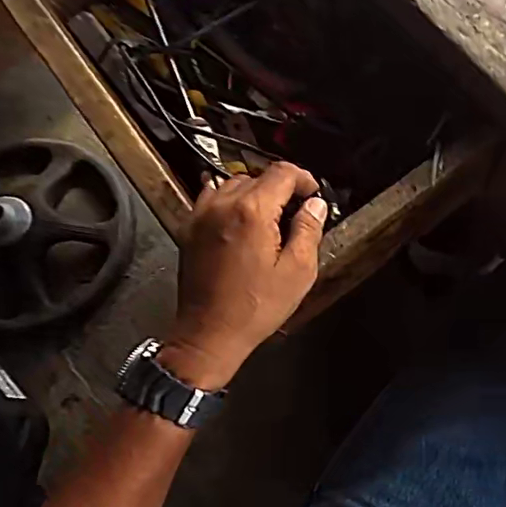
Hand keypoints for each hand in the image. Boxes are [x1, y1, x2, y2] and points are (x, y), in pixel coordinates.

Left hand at [163, 162, 326, 388]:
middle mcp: (222, 205)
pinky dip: (232, 203)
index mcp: (252, 212)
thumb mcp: (298, 271)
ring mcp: (201, 216)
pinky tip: (244, 224)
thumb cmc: (254, 308)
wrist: (210, 333)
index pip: (282, 173)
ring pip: (234, 184)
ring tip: (271, 220)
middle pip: (258, 176)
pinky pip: (213, 199)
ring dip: (256, 194)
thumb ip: (309, 230)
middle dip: (282, 189)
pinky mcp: (190, 229)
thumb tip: (316, 205)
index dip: (304, 179)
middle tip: (297, 212)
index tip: (313, 193)